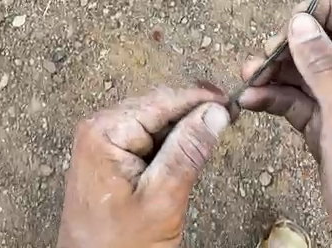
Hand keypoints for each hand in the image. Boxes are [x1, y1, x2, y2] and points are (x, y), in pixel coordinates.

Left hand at [56, 84, 229, 247]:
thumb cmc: (120, 247)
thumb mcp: (161, 200)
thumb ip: (187, 152)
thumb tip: (215, 112)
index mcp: (106, 130)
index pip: (162, 101)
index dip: (199, 99)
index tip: (232, 102)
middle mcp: (99, 127)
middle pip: (157, 107)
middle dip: (192, 111)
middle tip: (228, 116)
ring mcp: (102, 141)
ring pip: (153, 122)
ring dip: (182, 127)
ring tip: (213, 131)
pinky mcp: (107, 158)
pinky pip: (144, 139)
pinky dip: (167, 143)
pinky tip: (187, 149)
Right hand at [239, 0, 331, 247]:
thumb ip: (323, 66)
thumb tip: (300, 19)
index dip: (325, 11)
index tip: (291, 20)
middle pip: (325, 46)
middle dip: (290, 45)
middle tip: (262, 55)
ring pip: (306, 76)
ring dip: (276, 73)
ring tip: (247, 77)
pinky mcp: (328, 136)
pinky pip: (297, 105)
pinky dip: (274, 100)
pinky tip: (251, 101)